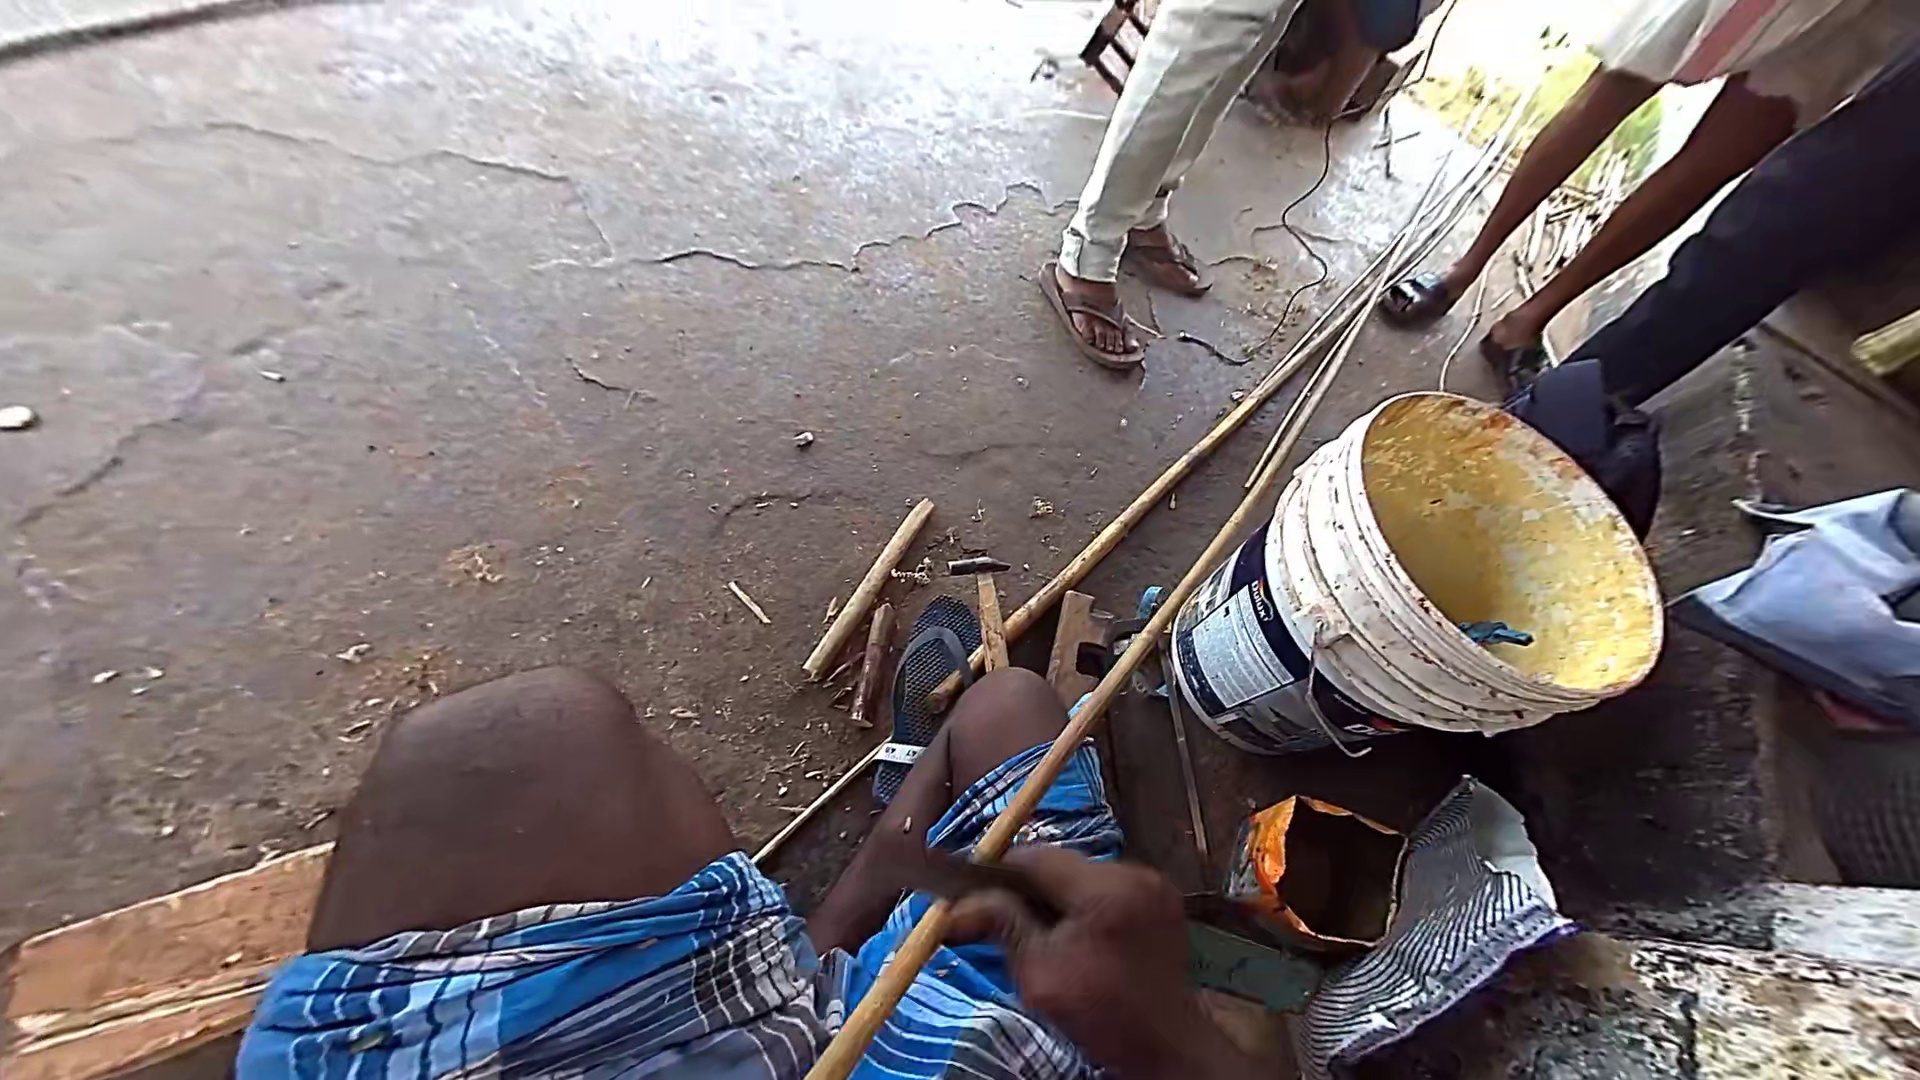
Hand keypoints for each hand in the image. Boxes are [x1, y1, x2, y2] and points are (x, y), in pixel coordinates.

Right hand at [946, 848, 1266, 1079]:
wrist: (1169, 1050)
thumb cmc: (1101, 1015)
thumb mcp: (1039, 976)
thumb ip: (1000, 926)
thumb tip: (952, 905)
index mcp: (1104, 889)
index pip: (1037, 857)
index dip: (1002, 867)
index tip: (977, 885)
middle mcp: (1131, 871)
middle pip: (1060, 862)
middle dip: (1031, 883)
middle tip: (1006, 909)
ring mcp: (1150, 880)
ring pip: (1082, 871)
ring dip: (1059, 891)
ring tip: (1045, 923)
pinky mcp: (1159, 892)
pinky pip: (1106, 882)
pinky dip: (1085, 898)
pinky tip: (1079, 926)